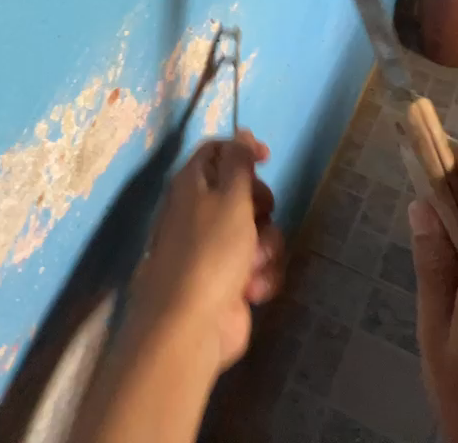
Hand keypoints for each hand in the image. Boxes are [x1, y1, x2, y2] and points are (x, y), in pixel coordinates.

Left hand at [127, 129, 287, 372]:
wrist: (190, 325)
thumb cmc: (210, 251)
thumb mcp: (230, 196)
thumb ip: (238, 161)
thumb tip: (240, 130)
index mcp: (192, 184)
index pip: (218, 151)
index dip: (243, 150)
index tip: (268, 158)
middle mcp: (200, 211)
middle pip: (244, 191)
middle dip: (262, 206)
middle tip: (259, 216)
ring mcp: (215, 249)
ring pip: (258, 230)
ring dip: (265, 247)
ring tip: (253, 266)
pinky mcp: (230, 281)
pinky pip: (259, 265)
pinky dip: (261, 276)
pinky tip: (253, 290)